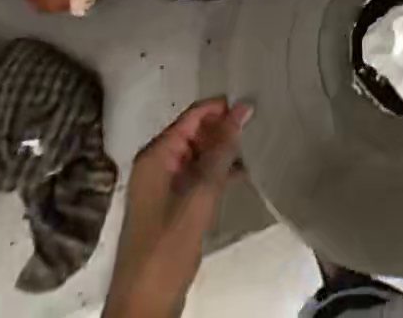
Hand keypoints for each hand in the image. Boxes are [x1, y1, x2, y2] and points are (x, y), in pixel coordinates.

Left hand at [103, 98, 251, 317]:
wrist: (144, 304)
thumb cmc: (168, 245)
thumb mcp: (200, 195)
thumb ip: (221, 151)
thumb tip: (241, 110)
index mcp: (156, 154)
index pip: (191, 116)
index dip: (221, 108)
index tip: (253, 104)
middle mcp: (156, 163)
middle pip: (194, 133)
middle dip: (223, 127)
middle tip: (258, 125)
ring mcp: (162, 185)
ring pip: (198, 154)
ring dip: (223, 150)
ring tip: (256, 145)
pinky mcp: (171, 205)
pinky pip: (197, 175)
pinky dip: (217, 172)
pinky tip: (243, 174)